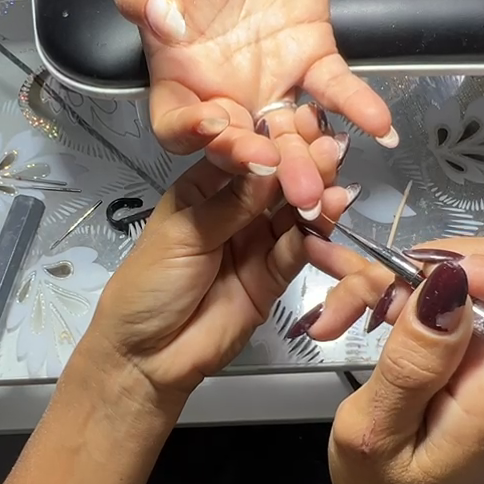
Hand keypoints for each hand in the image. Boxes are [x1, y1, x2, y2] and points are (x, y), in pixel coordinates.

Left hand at [78, 144, 352, 402]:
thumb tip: (270, 161)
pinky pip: (298, 250)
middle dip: (300, 166)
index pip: (242, 159)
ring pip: (292, 213)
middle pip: (274, 183)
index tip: (296, 128)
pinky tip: (330, 213)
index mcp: (202, 190)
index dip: (269, 145)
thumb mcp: (183, 234)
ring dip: (314, 196)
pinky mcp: (272, 277)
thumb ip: (230, 204)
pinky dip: (315, 234)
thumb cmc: (148, 285)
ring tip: (335, 178)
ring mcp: (255, 243)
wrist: (147, 355)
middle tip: (328, 149)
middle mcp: (233, 211)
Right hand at [108, 0, 396, 215]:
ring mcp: (271, 78)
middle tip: (279, 179)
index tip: (214, 130)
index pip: (177, 124)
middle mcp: (224, 90)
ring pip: (289, 133)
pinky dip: (357, 108)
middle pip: (238, 145)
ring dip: (306, 160)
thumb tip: (163, 23)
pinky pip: (335, 89)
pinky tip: (380, 128)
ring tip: (323, 188)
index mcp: (178, 75)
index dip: (193, 136)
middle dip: (258, 169)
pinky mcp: (311, 55)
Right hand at [299, 236, 483, 483]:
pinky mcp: (470, 345)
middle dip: (438, 263)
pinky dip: (398, 288)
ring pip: (475, 269)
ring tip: (353, 311)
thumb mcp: (377, 436)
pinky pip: (447, 290)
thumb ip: (412, 365)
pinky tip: (360, 312)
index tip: (428, 284)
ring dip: (406, 275)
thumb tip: (446, 285)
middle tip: (376, 299)